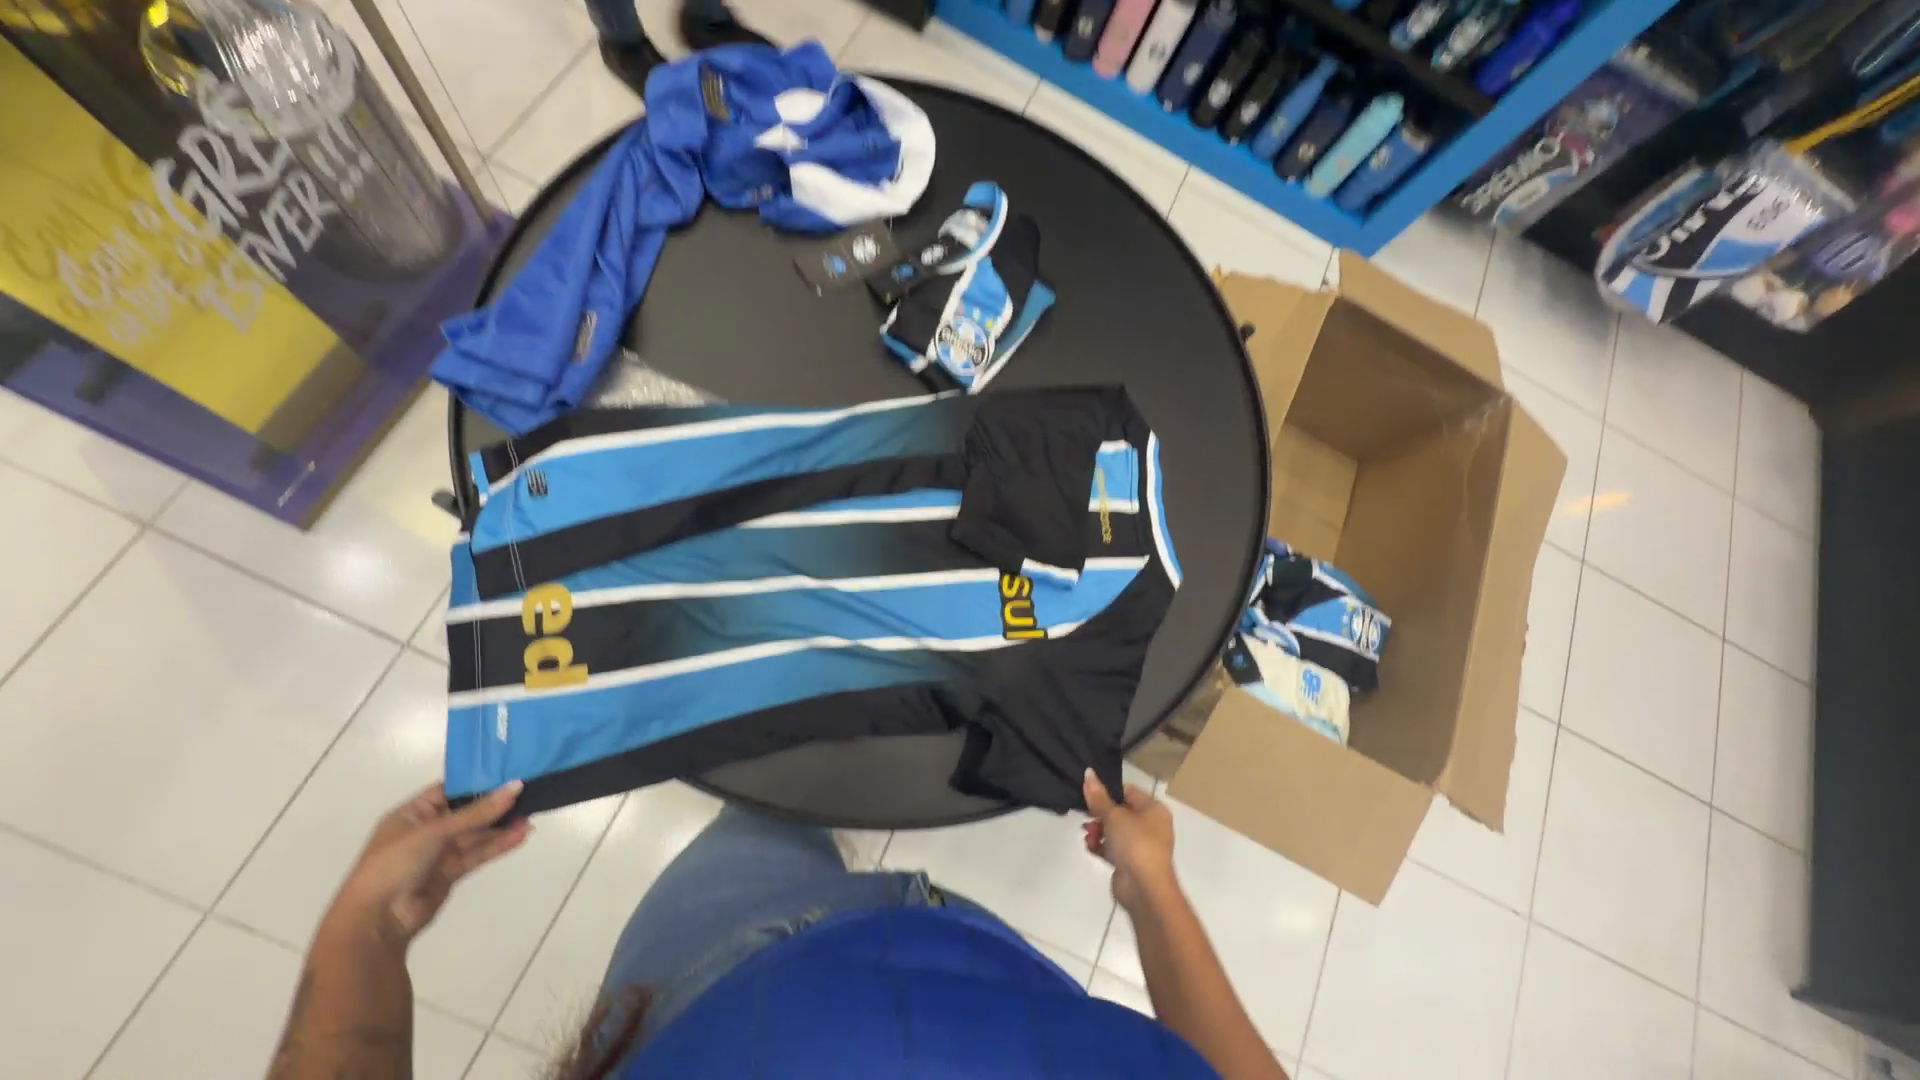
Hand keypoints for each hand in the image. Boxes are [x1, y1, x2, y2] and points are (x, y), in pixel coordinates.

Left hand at [323, 782, 529, 948]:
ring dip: (501, 827)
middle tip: (529, 794)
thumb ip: (476, 812)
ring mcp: (438, 853)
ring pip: (476, 834)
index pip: (450, 790)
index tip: (510, 771)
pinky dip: (499, 845)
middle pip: (467, 812)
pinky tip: (521, 836)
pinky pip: (478, 854)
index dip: (479, 780)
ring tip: (532, 817)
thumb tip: (516, 786)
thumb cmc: (394, 865)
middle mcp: (426, 830)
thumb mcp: (433, 832)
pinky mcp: (450, 873)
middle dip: (496, 805)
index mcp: (412, 814)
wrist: (376, 921)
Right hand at [1081, 768, 1176, 912]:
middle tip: (1085, 816)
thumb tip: (1088, 772)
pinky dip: (1101, 846)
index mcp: (1153, 809)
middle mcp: (1150, 825)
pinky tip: (1090, 846)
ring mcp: (1141, 845)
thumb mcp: (1114, 815)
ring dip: (1098, 831)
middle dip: (1099, 814)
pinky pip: (1113, 848)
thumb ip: (1099, 796)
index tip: (1088, 795)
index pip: (1128, 791)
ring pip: (1114, 831)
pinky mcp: (1131, 863)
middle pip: (1119, 811)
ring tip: (1087, 834)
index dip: (1107, 792)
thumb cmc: (1135, 844)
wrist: (1144, 888)